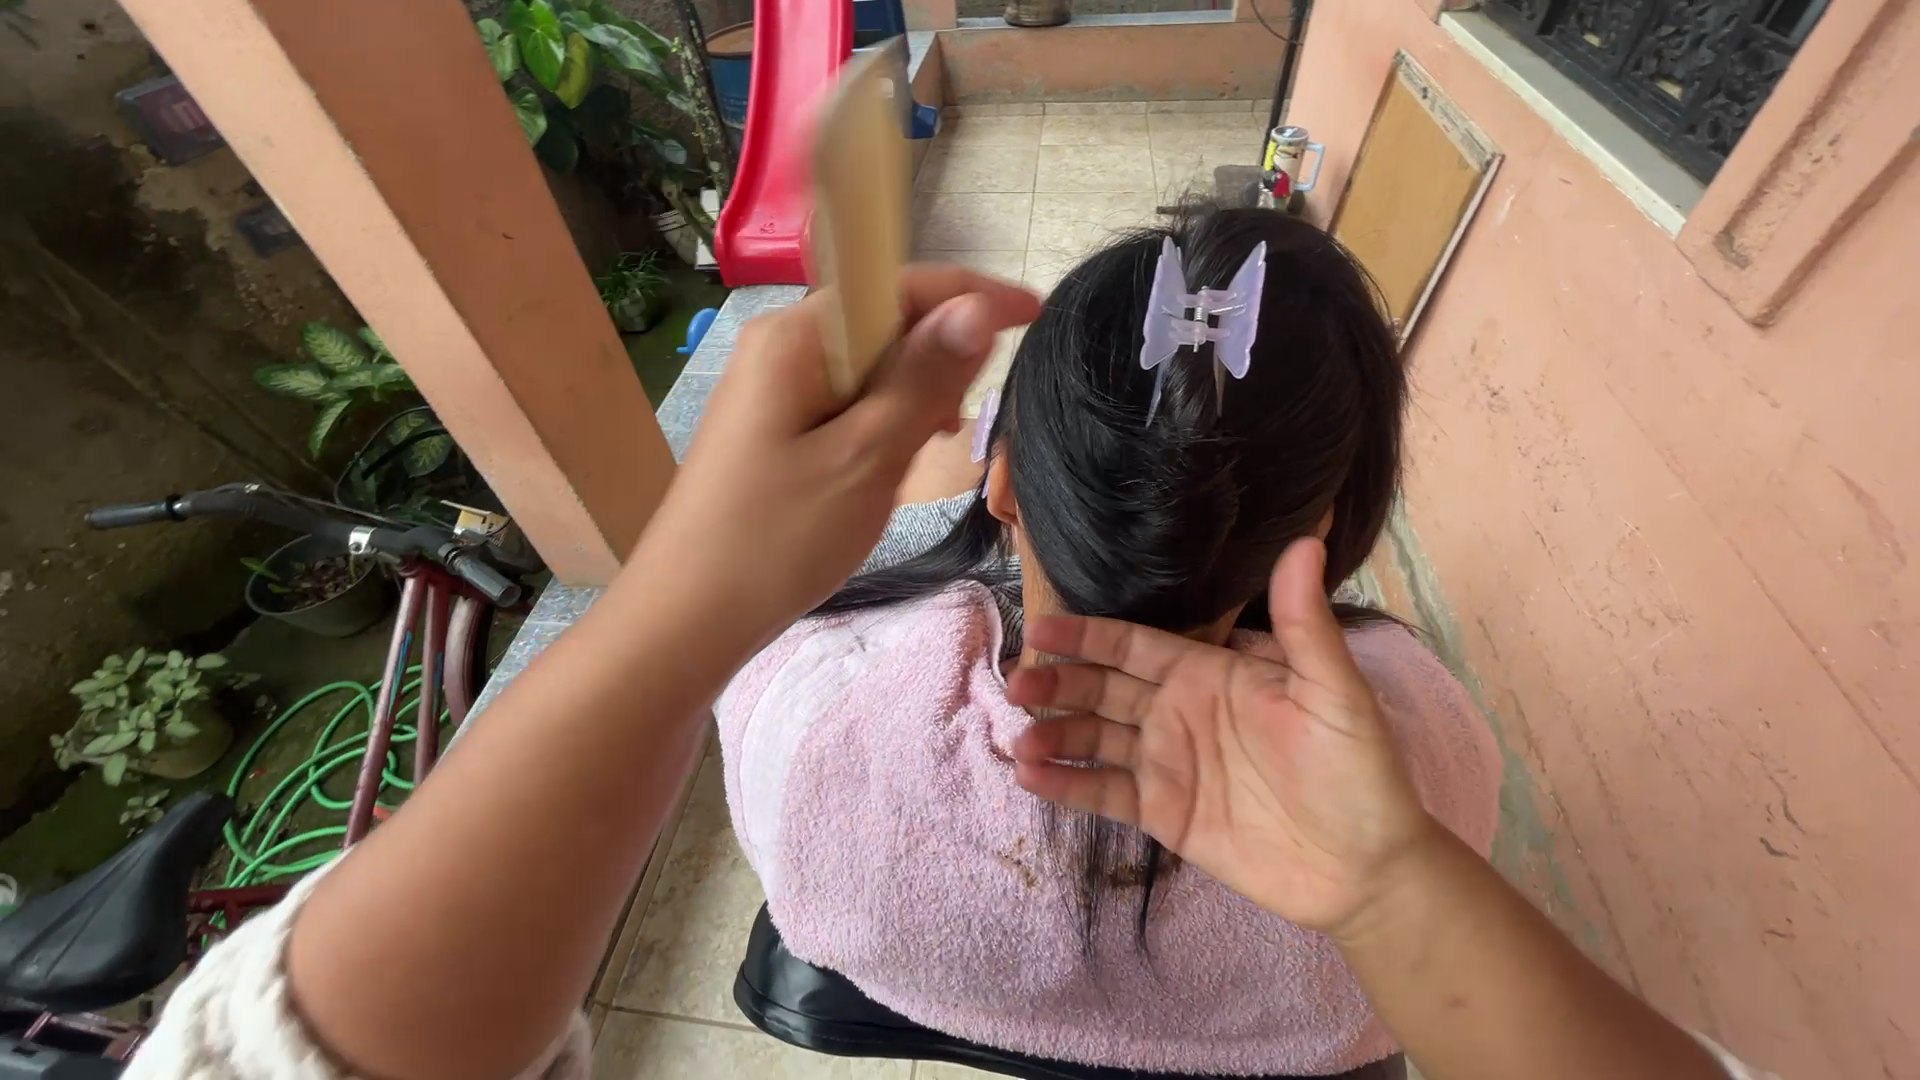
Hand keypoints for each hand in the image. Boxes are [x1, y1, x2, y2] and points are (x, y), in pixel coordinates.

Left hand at [634, 265, 1039, 639]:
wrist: (687, 619)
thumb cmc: (777, 539)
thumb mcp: (866, 458)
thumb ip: (923, 379)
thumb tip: (978, 306)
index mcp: (797, 337)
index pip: (897, 284)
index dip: (970, 294)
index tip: (1034, 315)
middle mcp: (781, 348)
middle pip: (883, 324)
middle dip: (936, 360)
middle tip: (958, 427)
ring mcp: (773, 391)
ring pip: (869, 370)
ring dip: (912, 399)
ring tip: (928, 451)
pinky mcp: (775, 430)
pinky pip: (846, 405)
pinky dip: (883, 425)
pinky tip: (892, 463)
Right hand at [1005, 537, 1438, 936]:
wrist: (1365, 867)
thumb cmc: (1355, 770)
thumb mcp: (1333, 693)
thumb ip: (1304, 623)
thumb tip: (1305, 540)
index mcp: (1205, 673)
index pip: (1132, 645)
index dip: (1086, 636)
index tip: (1041, 629)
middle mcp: (1174, 711)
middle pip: (1101, 688)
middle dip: (1057, 683)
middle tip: (1016, 684)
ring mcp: (1164, 763)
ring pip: (1094, 739)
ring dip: (1054, 735)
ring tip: (1019, 741)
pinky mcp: (1162, 812)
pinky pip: (1105, 793)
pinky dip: (1067, 786)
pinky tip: (1031, 778)